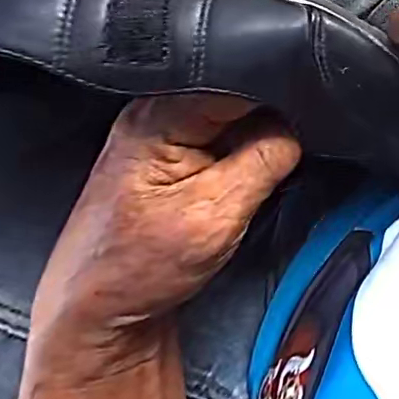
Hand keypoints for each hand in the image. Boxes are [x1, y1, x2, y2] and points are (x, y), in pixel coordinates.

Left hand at [27, 93, 300, 379]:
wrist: (98, 320)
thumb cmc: (135, 273)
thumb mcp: (219, 213)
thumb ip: (269, 157)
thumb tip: (298, 129)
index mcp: (158, 115)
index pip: (239, 79)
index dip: (279, 96)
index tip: (300, 122)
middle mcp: (157, 113)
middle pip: (241, 94)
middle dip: (270, 123)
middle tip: (269, 165)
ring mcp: (164, 133)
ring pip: (239, 116)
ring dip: (257, 143)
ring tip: (245, 182)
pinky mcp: (175, 153)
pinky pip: (228, 138)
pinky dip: (244, 157)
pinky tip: (237, 185)